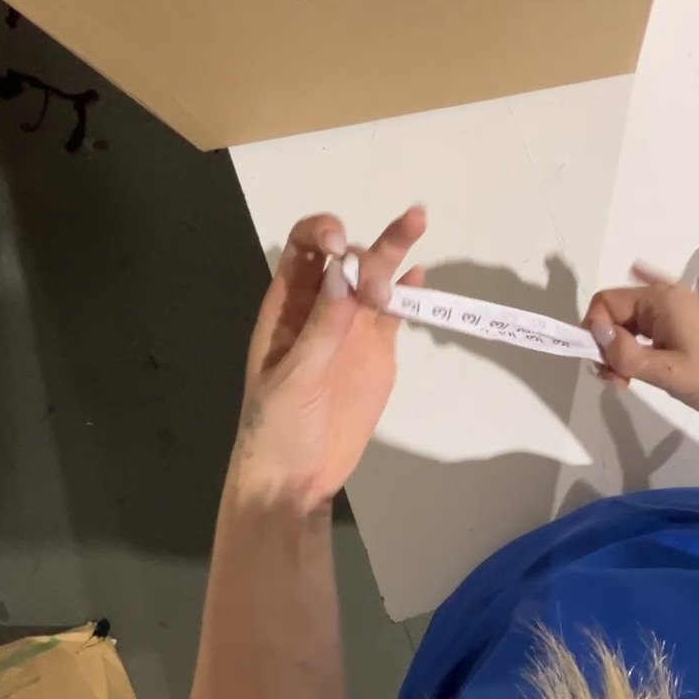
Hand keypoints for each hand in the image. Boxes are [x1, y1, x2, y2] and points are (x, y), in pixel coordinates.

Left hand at [232, 207, 426, 513]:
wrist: (297, 477)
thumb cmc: (277, 427)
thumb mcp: (294, 378)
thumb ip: (321, 327)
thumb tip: (345, 274)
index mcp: (288, 307)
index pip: (303, 249)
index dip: (321, 235)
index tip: (340, 248)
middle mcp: (323, 309)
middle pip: (347, 259)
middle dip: (366, 255)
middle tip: (381, 284)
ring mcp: (352, 329)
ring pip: (376, 280)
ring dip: (393, 252)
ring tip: (416, 221)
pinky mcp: (378, 352)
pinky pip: (395, 314)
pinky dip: (409, 293)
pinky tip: (420, 277)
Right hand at [584, 265, 698, 428]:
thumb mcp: (664, 370)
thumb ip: (623, 352)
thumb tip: (594, 332)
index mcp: (661, 298)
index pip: (605, 302)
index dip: (595, 331)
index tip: (602, 364)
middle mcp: (668, 297)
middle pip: (617, 312)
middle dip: (607, 343)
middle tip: (616, 380)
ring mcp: (680, 314)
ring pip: (632, 325)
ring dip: (622, 351)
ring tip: (628, 382)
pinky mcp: (688, 331)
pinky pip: (651, 330)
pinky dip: (637, 340)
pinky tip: (632, 336)